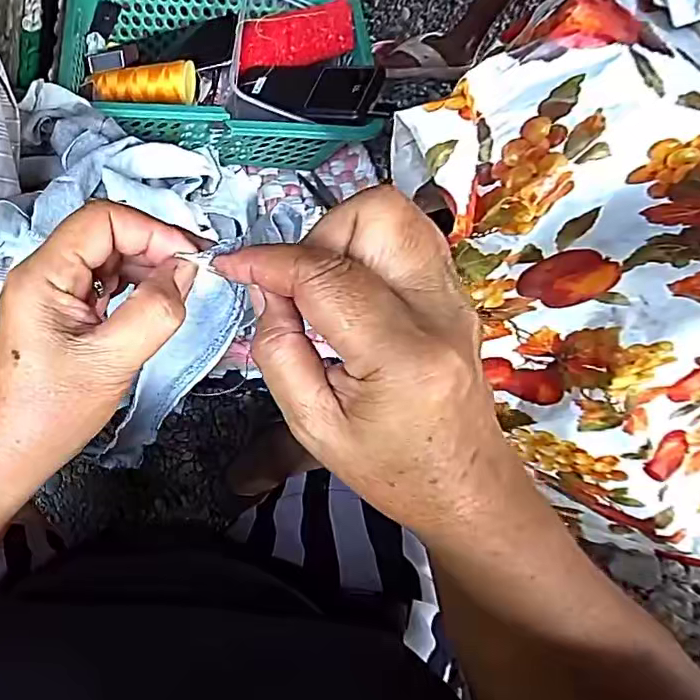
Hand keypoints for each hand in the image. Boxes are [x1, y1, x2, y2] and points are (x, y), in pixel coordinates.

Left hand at [0, 201, 201, 486]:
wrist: (15, 451)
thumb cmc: (51, 413)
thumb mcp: (113, 361)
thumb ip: (155, 311)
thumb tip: (184, 271)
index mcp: (42, 276)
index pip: (102, 220)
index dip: (152, 231)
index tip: (188, 257)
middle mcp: (40, 274)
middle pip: (104, 232)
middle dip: (151, 246)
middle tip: (189, 273)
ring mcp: (48, 291)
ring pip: (105, 255)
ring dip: (144, 265)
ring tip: (175, 290)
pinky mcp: (58, 310)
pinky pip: (100, 281)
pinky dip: (131, 285)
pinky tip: (152, 301)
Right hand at [213, 186, 525, 537]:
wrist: (464, 486)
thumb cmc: (393, 469)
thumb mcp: (312, 425)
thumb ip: (278, 351)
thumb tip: (266, 291)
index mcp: (402, 356)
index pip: (326, 275)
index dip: (268, 262)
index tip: (235, 265)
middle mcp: (439, 312)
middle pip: (376, 213)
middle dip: (318, 235)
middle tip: (297, 284)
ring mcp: (455, 297)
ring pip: (395, 214)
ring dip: (342, 237)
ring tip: (321, 288)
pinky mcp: (456, 294)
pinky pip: (405, 238)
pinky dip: (363, 249)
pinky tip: (347, 294)